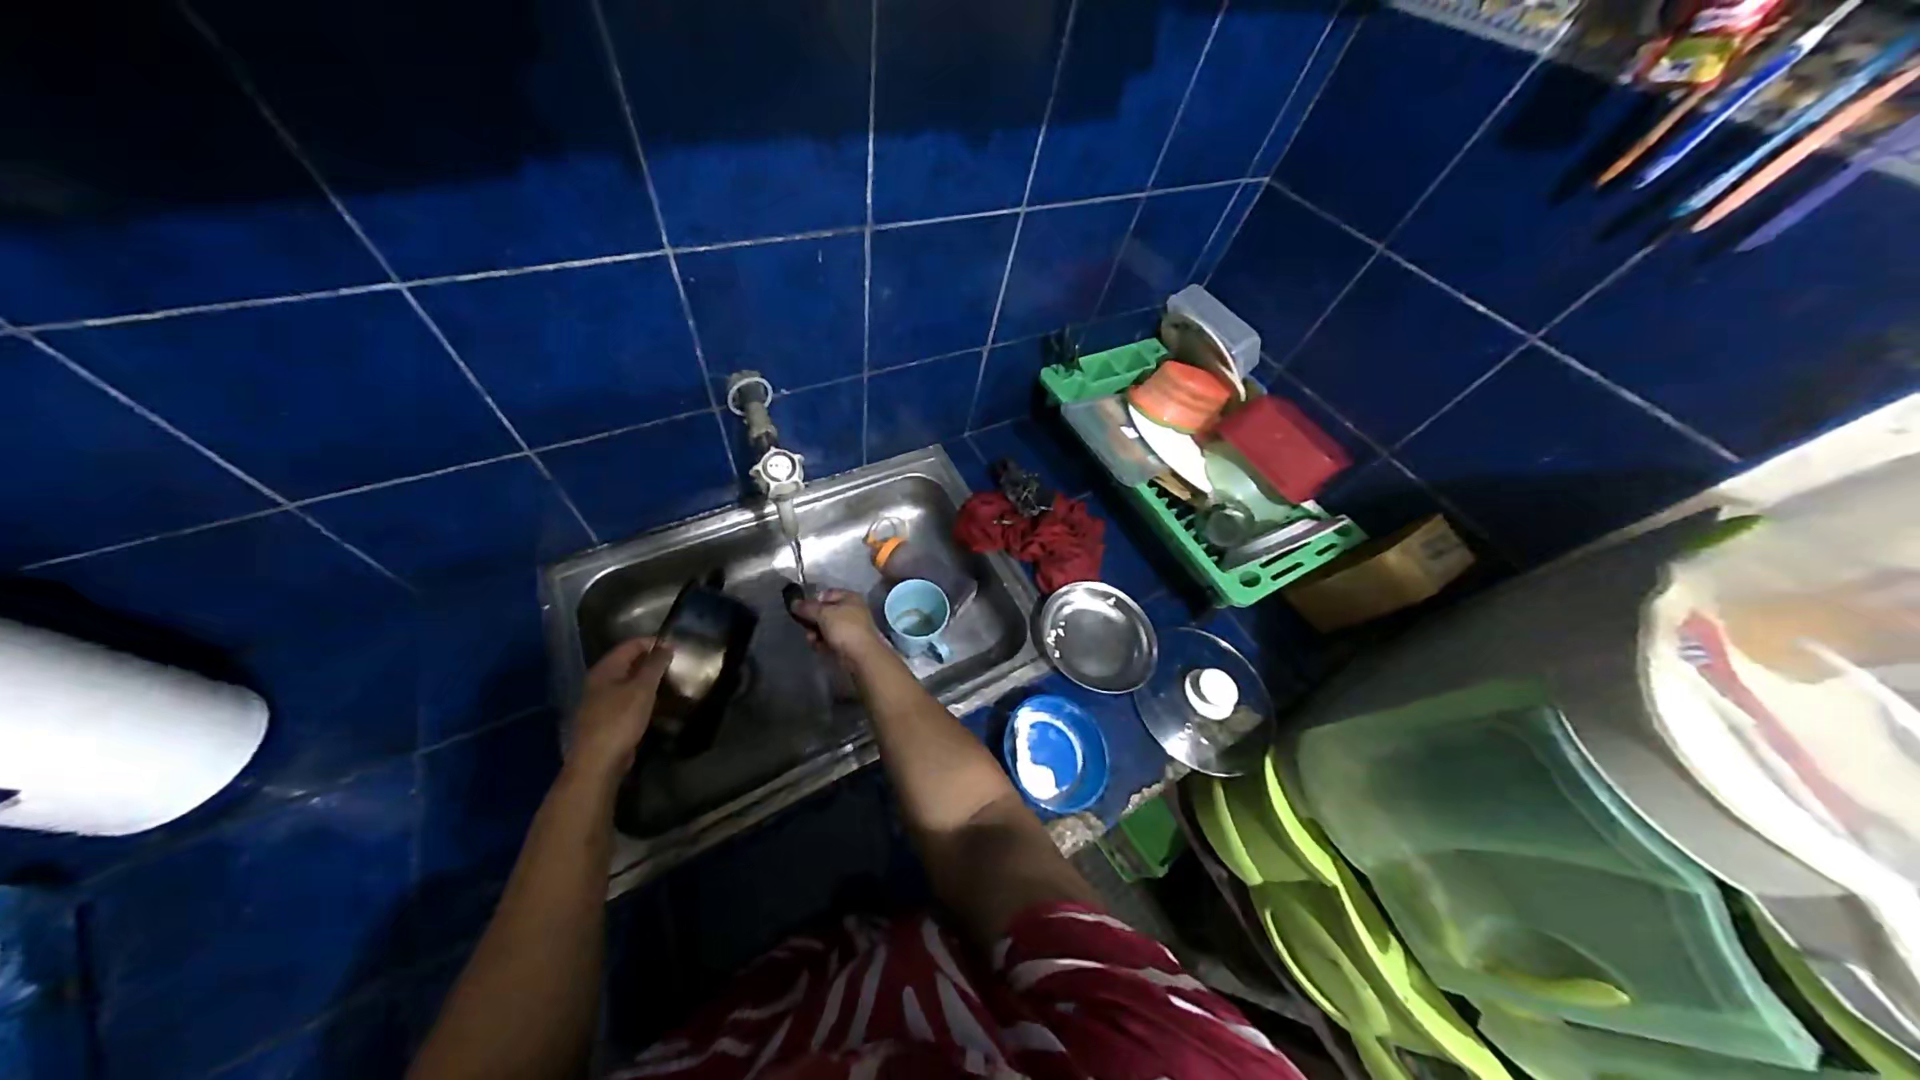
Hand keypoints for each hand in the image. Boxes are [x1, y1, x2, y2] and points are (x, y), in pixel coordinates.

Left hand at [568, 637, 671, 775]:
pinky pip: (627, 699)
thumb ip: (655, 664)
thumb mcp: (642, 688)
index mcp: (605, 669)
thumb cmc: (620, 719)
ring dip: (648, 679)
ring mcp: (601, 701)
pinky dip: (643, 696)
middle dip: (652, 660)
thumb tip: (666, 644)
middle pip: (628, 662)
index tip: (676, 647)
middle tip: (676, 664)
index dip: (653, 642)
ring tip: (671, 681)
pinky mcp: (606, 719)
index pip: (630, 645)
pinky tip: (657, 702)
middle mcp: (599, 681)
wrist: (598, 762)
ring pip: (628, 681)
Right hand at [790, 588, 890, 667]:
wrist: (862, 656)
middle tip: (805, 626)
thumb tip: (793, 602)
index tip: (801, 609)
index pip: (826, 594)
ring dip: (815, 633)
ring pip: (824, 627)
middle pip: (824, 612)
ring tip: (812, 639)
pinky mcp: (846, 644)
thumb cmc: (845, 628)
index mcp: (849, 597)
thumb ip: (807, 607)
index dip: (812, 601)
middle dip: (812, 620)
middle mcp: (850, 610)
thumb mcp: (823, 613)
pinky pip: (828, 640)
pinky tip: (818, 647)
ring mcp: (849, 628)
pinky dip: (822, 643)